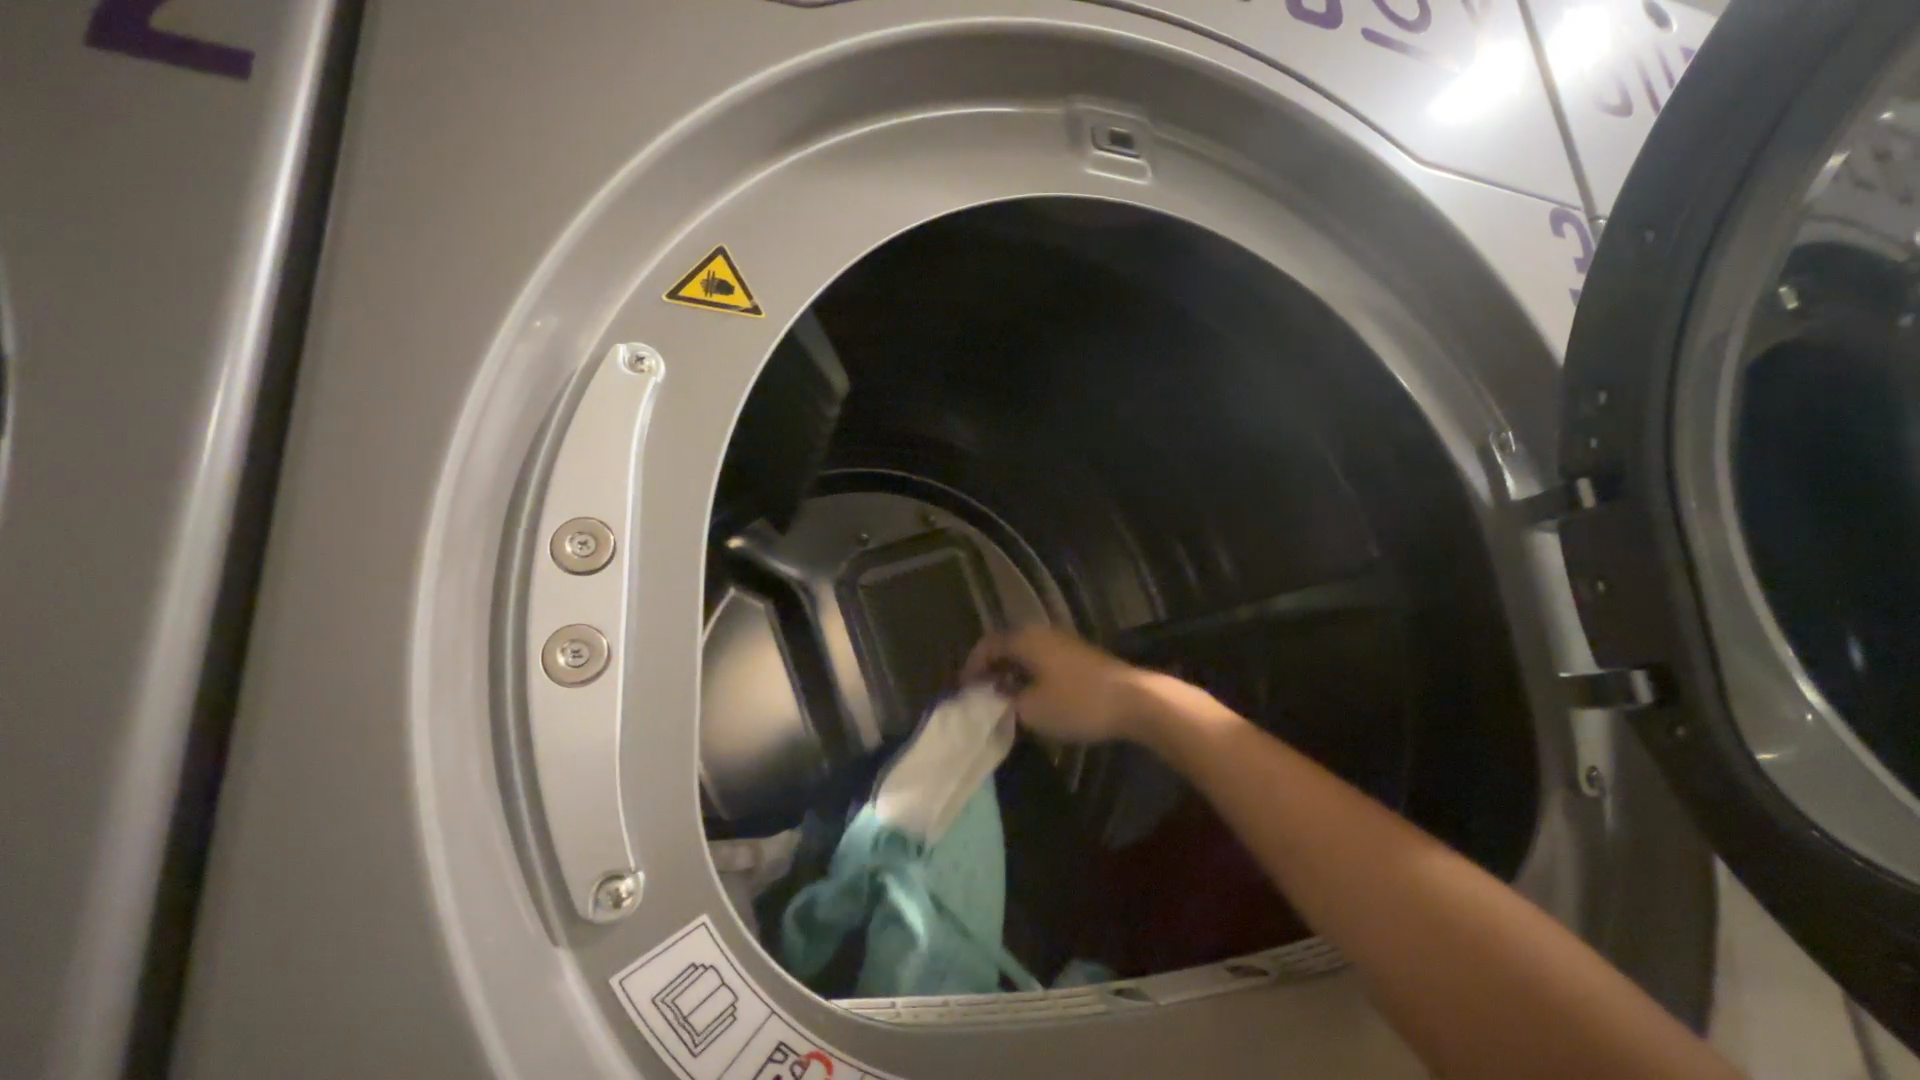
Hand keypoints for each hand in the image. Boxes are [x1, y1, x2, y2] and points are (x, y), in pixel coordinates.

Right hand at [962, 625, 1155, 744]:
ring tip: (1003, 701)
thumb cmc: (1077, 703)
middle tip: (979, 695)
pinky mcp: (1080, 658)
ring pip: (1027, 655)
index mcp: (1025, 639)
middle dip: (991, 670)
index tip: (962, 690)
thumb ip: (1005, 703)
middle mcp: (1043, 633)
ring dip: (1012, 675)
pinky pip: (1044, 663)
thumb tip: (994, 699)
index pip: (988, 645)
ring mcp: (1064, 644)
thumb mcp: (1031, 710)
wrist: (1134, 701)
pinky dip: (1030, 677)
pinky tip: (1032, 699)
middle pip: (1007, 647)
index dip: (971, 667)